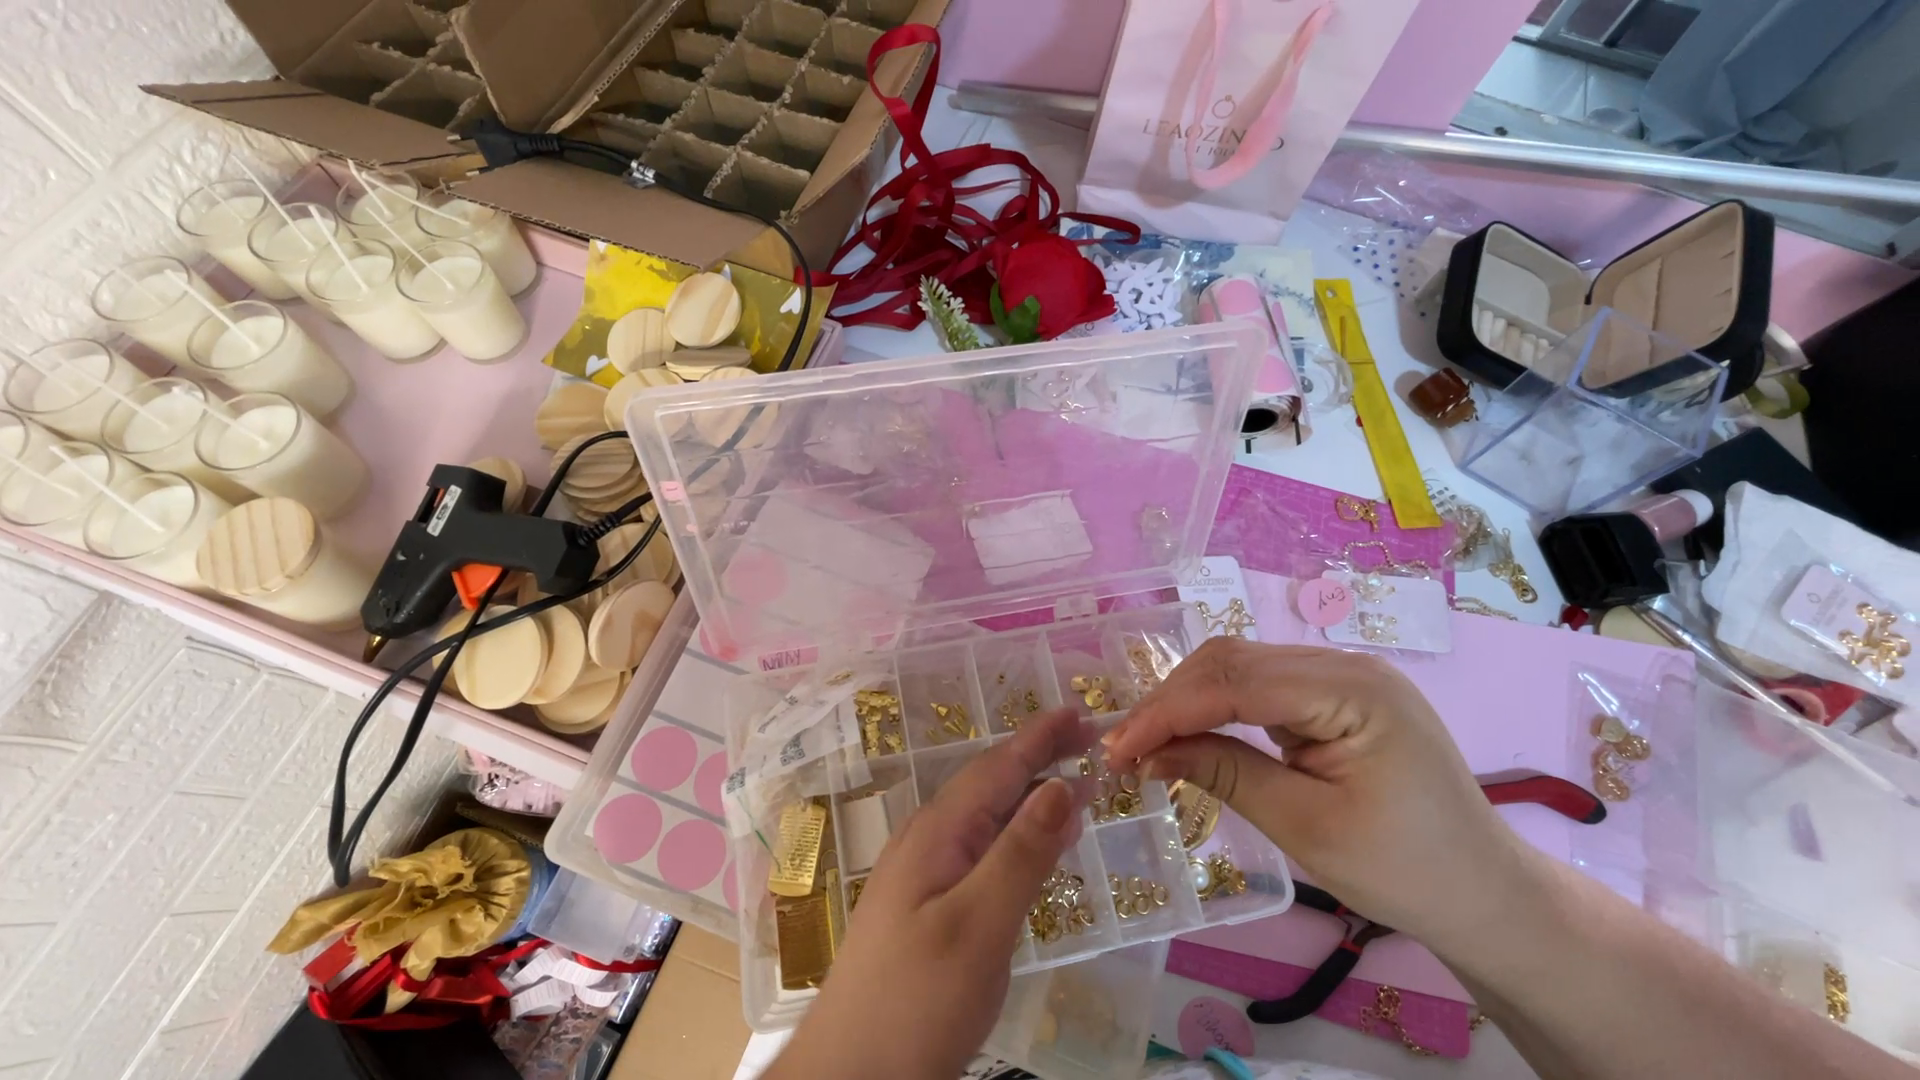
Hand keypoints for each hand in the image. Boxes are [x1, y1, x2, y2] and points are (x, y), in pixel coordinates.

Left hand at [766, 708, 1093, 1079]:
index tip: (1082, 711)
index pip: (997, 768)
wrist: (852, 1072)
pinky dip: (1018, 836)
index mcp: (937, 834)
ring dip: (1031, 795)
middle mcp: (928, 842)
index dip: (1040, 738)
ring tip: (1075, 782)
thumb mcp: (978, 925)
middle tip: (1089, 740)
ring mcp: (925, 875)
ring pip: (987, 818)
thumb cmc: (917, 999)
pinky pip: (981, 851)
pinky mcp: (929, 907)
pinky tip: (1036, 846)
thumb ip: (1021, 854)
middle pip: (991, 785)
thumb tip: (1062, 785)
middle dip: (1039, 758)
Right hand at [1102, 638, 1531, 943]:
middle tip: (1123, 749)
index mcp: (1353, 689)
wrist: (1483, 894)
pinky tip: (1188, 733)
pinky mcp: (1333, 697)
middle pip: (1233, 662)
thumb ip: (1225, 773)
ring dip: (1187, 701)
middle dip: (1171, 701)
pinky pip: (1259, 688)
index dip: (1168, 711)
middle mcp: (1346, 665)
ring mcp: (1341, 677)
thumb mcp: (1306, 827)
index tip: (1118, 748)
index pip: (1236, 683)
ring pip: (1239, 668)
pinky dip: (1215, 709)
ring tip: (1145, 743)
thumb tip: (1148, 751)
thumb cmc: (1404, 869)